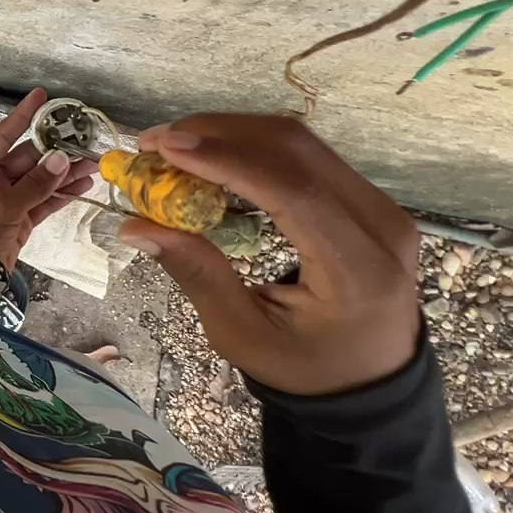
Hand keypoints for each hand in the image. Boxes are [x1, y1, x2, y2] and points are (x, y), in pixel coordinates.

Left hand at [0, 89, 97, 270]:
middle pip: (25, 157)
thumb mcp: (2, 209)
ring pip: (37, 179)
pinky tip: (84, 184)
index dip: (23, 115)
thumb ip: (34, 185)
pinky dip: (60, 193)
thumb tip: (61, 158)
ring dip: (63, 171)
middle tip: (85, 139)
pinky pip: (40, 199)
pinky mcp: (16, 218)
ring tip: (94, 161)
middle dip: (55, 150)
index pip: (1, 135)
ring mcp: (2, 198)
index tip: (42, 95)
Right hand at [116, 114, 420, 395]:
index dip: (226, 160)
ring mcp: (378, 204)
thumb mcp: (240, 333)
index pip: (293, 192)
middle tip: (153, 144)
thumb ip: (195, 272)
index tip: (164, 147)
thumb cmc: (303, 365)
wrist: (368, 379)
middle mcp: (380, 225)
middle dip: (216, 133)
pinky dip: (246, 145)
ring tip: (171, 147)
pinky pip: (301, 153)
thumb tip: (132, 226)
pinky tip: (208, 156)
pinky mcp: (364, 196)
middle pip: (295, 150)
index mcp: (358, 271)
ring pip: (296, 141)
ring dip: (227, 133)